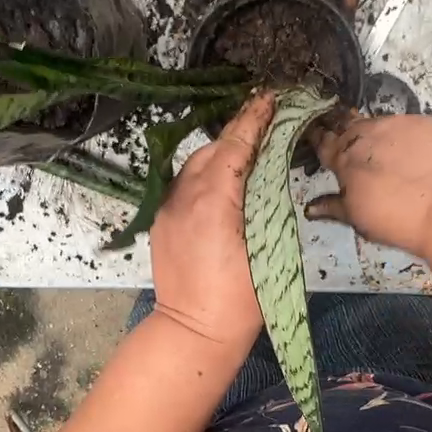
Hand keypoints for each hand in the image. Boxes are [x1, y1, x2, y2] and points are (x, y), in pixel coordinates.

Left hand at [148, 91, 274, 349]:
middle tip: (267, 127)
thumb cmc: (240, 299)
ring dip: (221, 156)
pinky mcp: (161, 223)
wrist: (194, 332)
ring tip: (248, 156)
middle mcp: (184, 197)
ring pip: (195, 166)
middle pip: (213, 150)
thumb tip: (269, 174)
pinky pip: (184, 186)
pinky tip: (224, 186)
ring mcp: (168, 209)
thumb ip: (266, 203)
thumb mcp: (266, 248)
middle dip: (239, 136)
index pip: (235, 145)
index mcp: (214, 200)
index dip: (254, 120)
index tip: (270, 99)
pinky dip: (206, 176)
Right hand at [304, 111, 431, 256]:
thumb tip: (310, 207)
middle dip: (344, 131)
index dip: (320, 139)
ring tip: (382, 147)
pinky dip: (404, 136)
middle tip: (347, 140)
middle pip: (349, 126)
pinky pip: (407, 125)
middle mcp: (366, 134)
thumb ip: (334, 206)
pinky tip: (413, 152)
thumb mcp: (358, 217)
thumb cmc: (395, 219)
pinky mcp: (425, 122)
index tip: (317, 135)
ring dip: (375, 133)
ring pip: (378, 123)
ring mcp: (397, 124)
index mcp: (345, 159)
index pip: (324, 142)